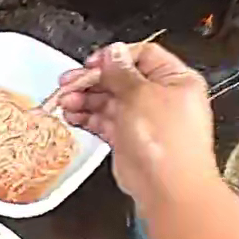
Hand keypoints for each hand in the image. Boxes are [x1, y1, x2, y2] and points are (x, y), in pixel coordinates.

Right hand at [56, 40, 220, 208]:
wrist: (167, 186)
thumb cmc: (166, 141)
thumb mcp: (141, 95)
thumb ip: (121, 72)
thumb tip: (112, 52)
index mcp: (174, 79)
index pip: (141, 56)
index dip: (114, 58)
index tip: (91, 64)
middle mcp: (159, 97)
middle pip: (119, 79)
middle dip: (91, 80)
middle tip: (67, 83)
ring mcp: (142, 118)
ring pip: (107, 100)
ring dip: (83, 99)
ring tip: (65, 103)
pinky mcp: (127, 137)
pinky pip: (102, 121)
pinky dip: (85, 117)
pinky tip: (71, 116)